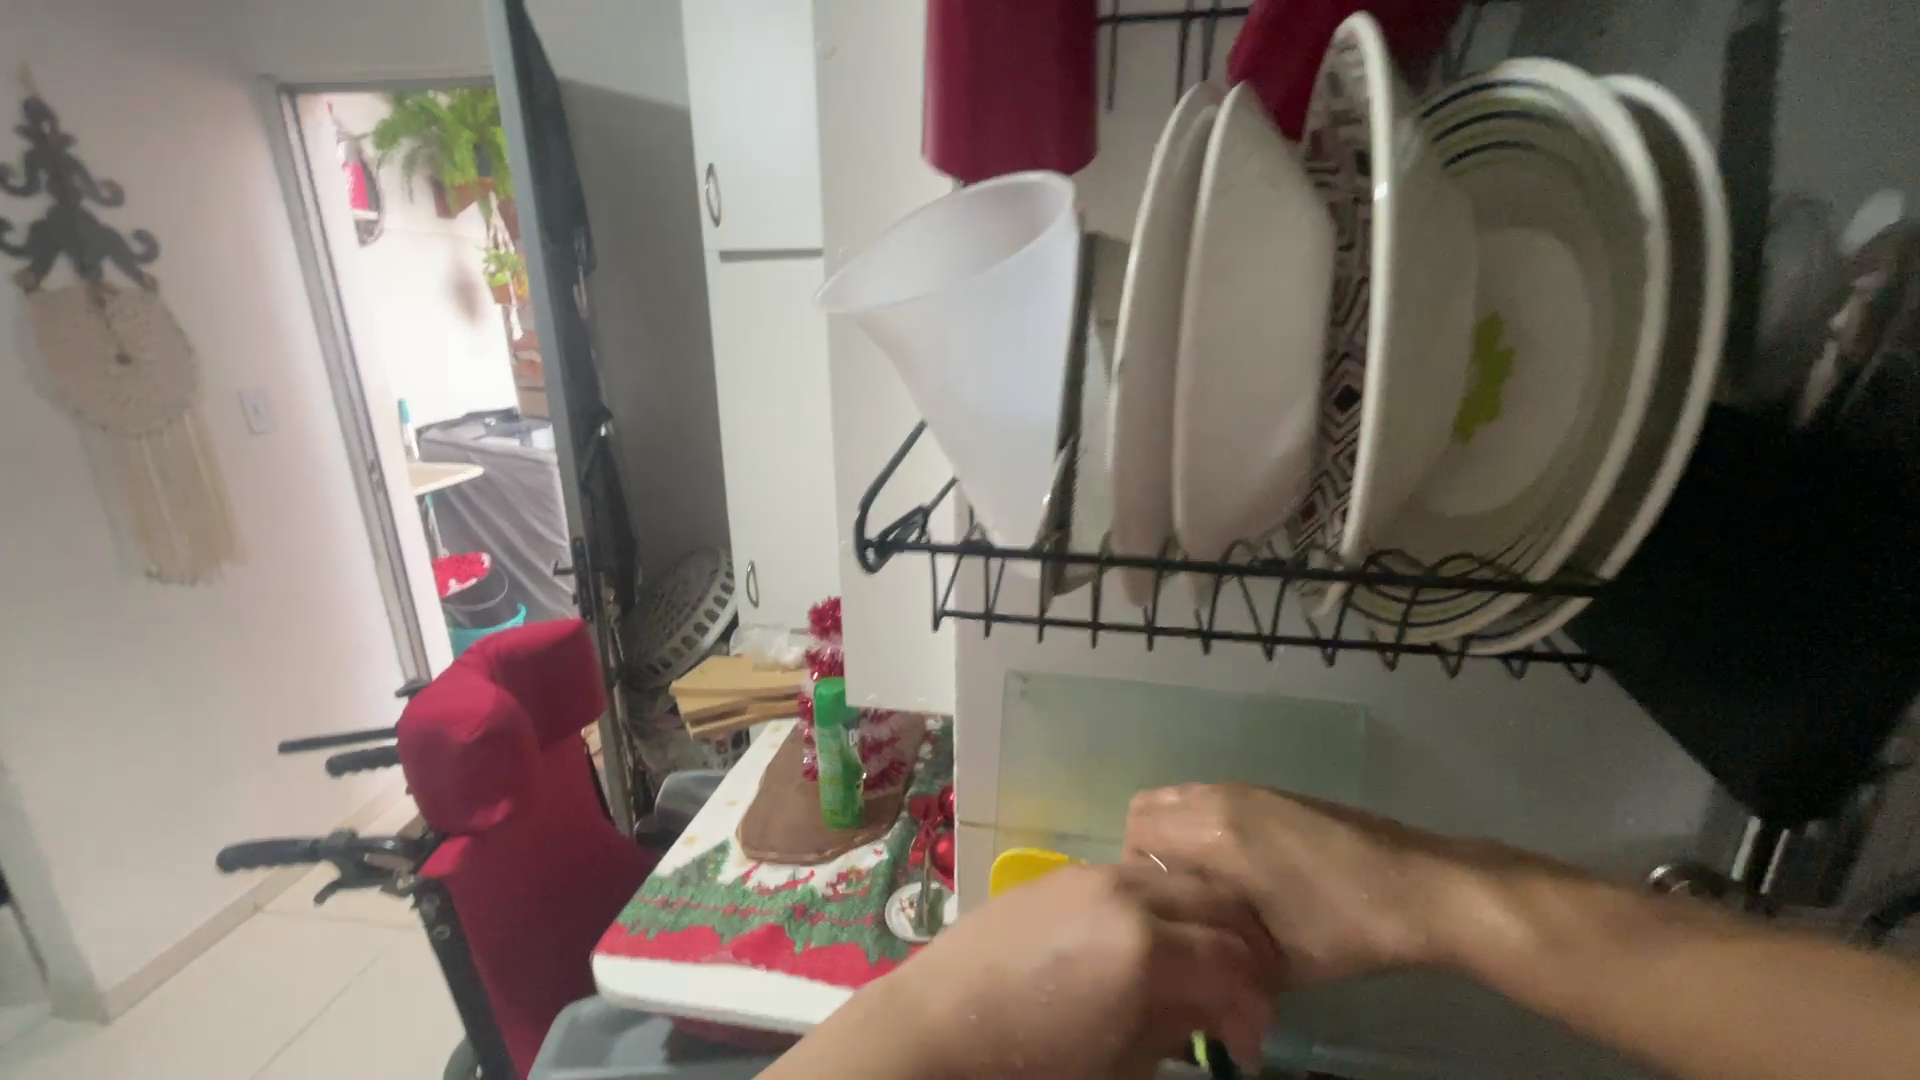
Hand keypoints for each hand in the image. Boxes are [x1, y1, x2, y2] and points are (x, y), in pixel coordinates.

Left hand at [867, 863, 1278, 1079]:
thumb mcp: (1121, 1061)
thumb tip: (1214, 1009)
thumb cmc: (1031, 1062)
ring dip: (1200, 918)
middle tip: (1233, 998)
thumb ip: (1179, 1025)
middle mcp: (1125, 891)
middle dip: (1239, 951)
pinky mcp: (1062, 871)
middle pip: (1217, 904)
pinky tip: (1145, 939)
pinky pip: (1132, 874)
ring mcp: (1090, 872)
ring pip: (1176, 879)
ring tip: (1194, 964)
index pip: (1235, 962)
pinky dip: (1159, 901)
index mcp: (1145, 946)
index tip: (1243, 1044)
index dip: (1254, 1007)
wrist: (937, 1022)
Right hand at [1125, 784, 1486, 985]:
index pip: (1138, 831)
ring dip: (1176, 834)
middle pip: (1149, 804)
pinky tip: (1241, 869)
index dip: (1137, 870)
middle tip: (1176, 894)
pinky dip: (1203, 825)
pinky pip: (1210, 799)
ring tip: (1208, 883)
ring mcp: (1248, 789)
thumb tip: (1185, 949)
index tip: (1163, 908)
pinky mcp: (1271, 792)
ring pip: (1180, 797)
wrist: (1423, 888)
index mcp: (1216, 834)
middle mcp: (1222, 798)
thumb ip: (1217, 946)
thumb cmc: (1346, 928)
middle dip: (1147, 847)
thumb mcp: (1275, 960)